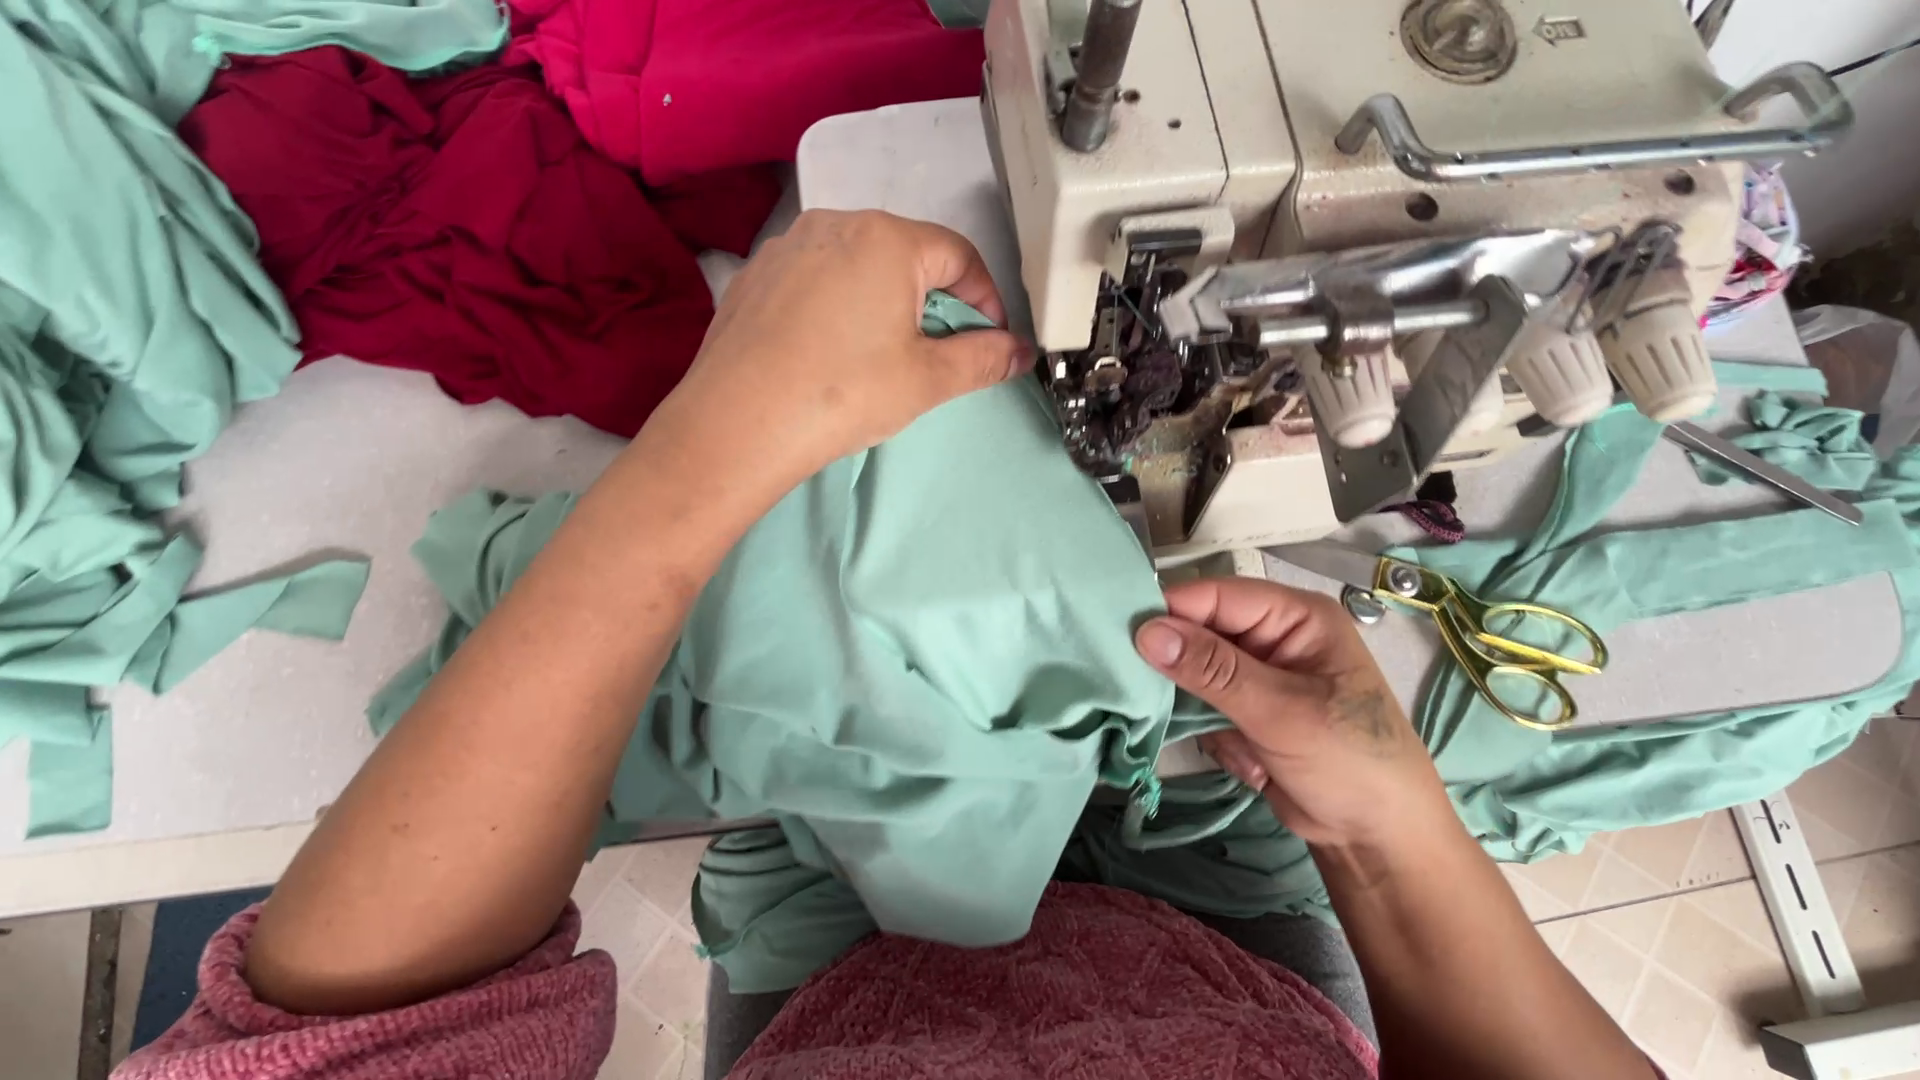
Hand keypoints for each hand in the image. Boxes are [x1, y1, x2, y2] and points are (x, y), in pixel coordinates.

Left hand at [668, 209, 1033, 480]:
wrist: (737, 424)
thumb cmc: (843, 394)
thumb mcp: (927, 381)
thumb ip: (982, 359)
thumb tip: (1020, 352)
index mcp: (887, 239)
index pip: (959, 255)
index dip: (985, 298)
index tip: (988, 339)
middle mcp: (834, 224)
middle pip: (907, 254)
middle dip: (932, 300)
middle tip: (936, 352)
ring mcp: (786, 247)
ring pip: (856, 265)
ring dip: (883, 301)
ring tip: (879, 356)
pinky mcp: (754, 277)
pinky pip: (813, 280)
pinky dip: (835, 307)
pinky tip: (827, 353)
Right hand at [1134, 578, 1451, 851]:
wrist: (1378, 839)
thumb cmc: (1349, 762)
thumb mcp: (1280, 711)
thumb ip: (1212, 669)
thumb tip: (1146, 632)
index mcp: (1295, 617)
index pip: (1216, 596)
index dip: (1169, 610)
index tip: (1121, 633)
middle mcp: (1274, 637)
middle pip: (1201, 631)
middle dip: (1181, 666)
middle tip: (1148, 691)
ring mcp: (1258, 676)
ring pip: (1194, 671)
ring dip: (1198, 707)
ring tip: (1225, 737)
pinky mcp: (1246, 711)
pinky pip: (1202, 705)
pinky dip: (1210, 731)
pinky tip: (1247, 762)